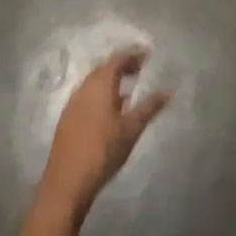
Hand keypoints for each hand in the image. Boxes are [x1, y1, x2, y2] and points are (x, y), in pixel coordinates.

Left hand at [38, 47, 171, 206]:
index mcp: (100, 85)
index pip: (117, 59)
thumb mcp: (131, 129)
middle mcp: (84, 88)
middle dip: (121, 65)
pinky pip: (86, 95)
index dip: (132, 55)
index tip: (147, 55)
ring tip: (127, 88)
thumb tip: (168, 90)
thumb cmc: (103, 150)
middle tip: (139, 69)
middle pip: (103, 68)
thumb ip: (149, 107)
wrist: (67, 181)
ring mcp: (73, 103)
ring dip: (110, 80)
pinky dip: (100, 93)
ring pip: (93, 82)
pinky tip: (108, 109)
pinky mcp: (67, 118)